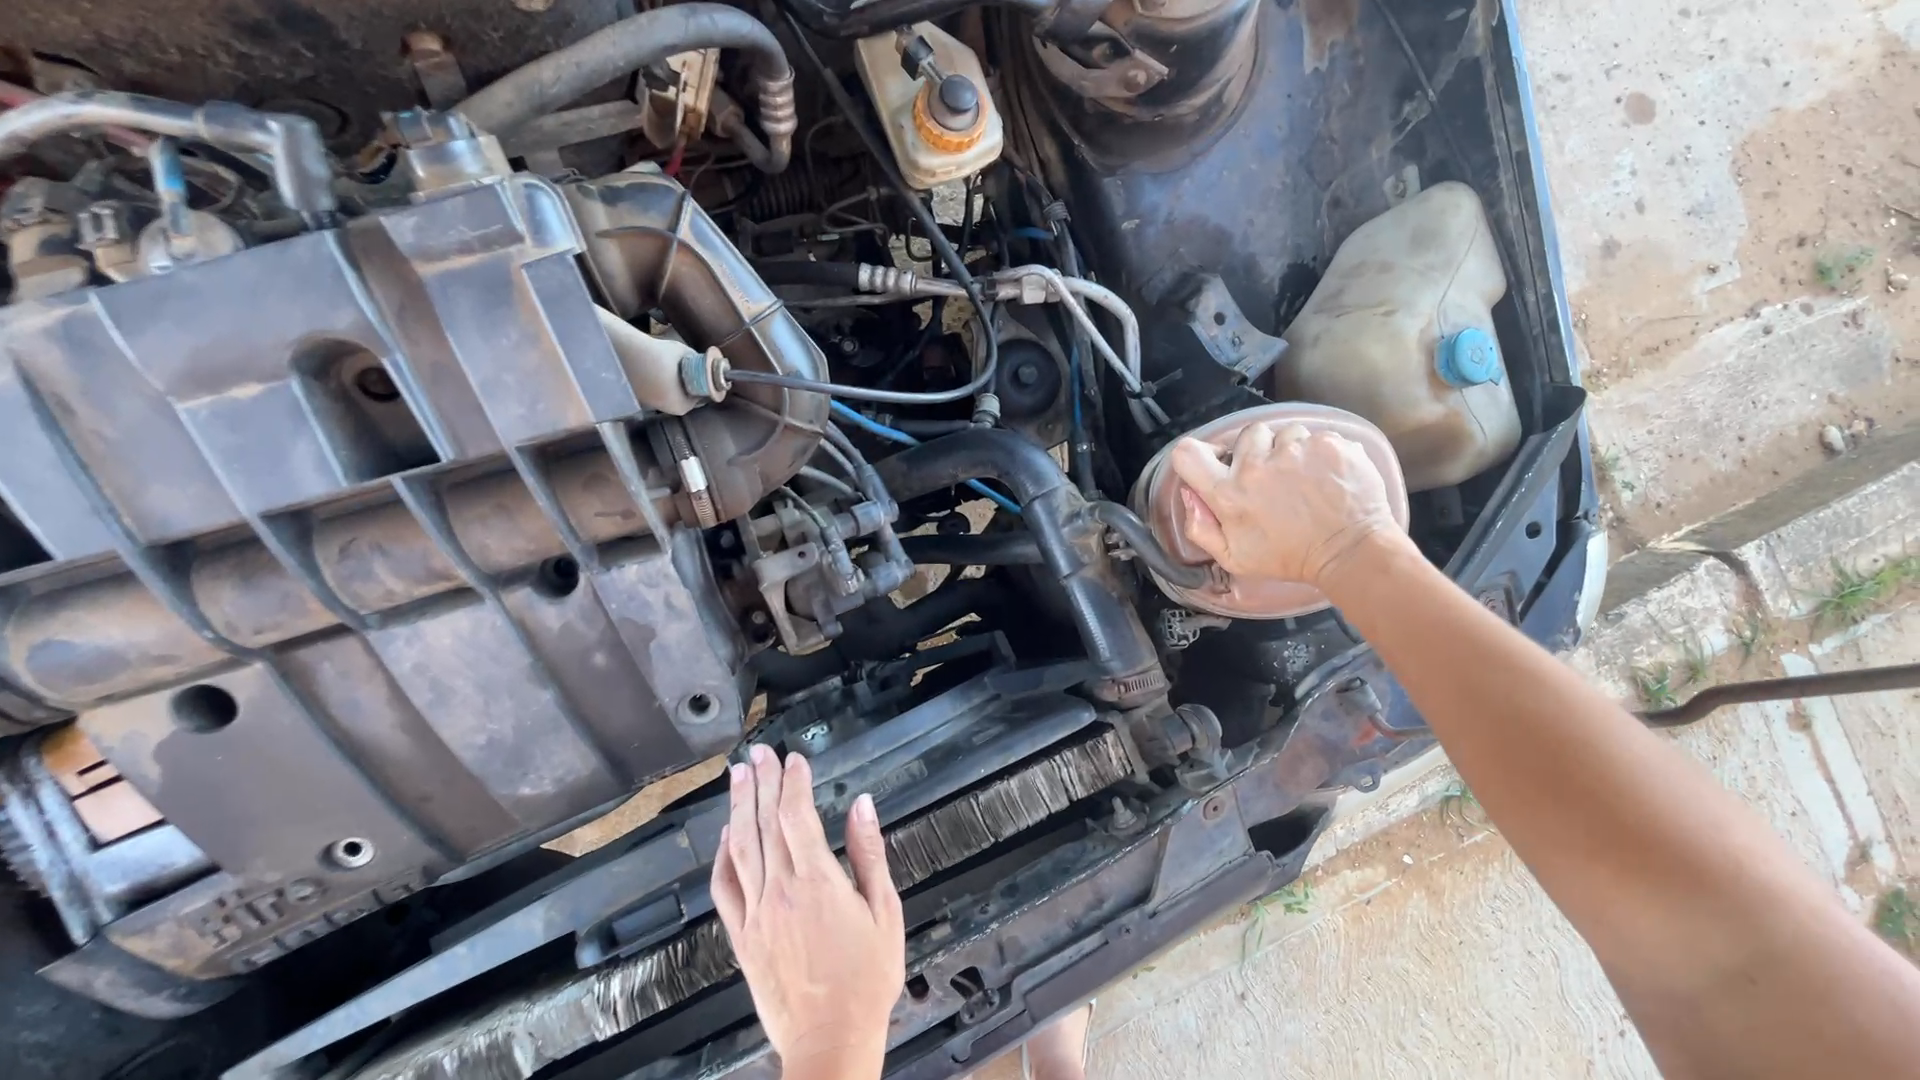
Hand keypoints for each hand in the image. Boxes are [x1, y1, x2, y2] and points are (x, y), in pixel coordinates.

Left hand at [712, 744, 904, 1079]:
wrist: (830, 1041)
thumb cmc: (866, 980)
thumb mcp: (884, 912)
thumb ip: (869, 854)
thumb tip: (862, 806)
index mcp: (817, 882)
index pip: (797, 816)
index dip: (793, 782)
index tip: (794, 758)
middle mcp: (780, 890)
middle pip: (764, 823)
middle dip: (761, 782)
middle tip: (759, 752)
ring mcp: (756, 913)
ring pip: (740, 848)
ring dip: (738, 807)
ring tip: (737, 775)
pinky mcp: (742, 937)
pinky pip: (724, 888)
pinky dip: (722, 857)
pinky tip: (726, 835)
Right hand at [1169, 422, 1404, 588]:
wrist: (1350, 552)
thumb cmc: (1290, 557)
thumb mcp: (1233, 558)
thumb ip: (1200, 528)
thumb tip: (1189, 494)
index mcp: (1228, 494)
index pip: (1188, 453)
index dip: (1200, 454)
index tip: (1217, 463)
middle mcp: (1256, 467)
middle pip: (1244, 436)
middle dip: (1256, 452)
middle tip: (1272, 477)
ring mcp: (1295, 451)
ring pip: (1284, 433)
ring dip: (1290, 450)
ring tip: (1303, 476)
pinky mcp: (1328, 444)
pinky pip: (1316, 435)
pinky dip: (1320, 452)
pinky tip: (1326, 475)